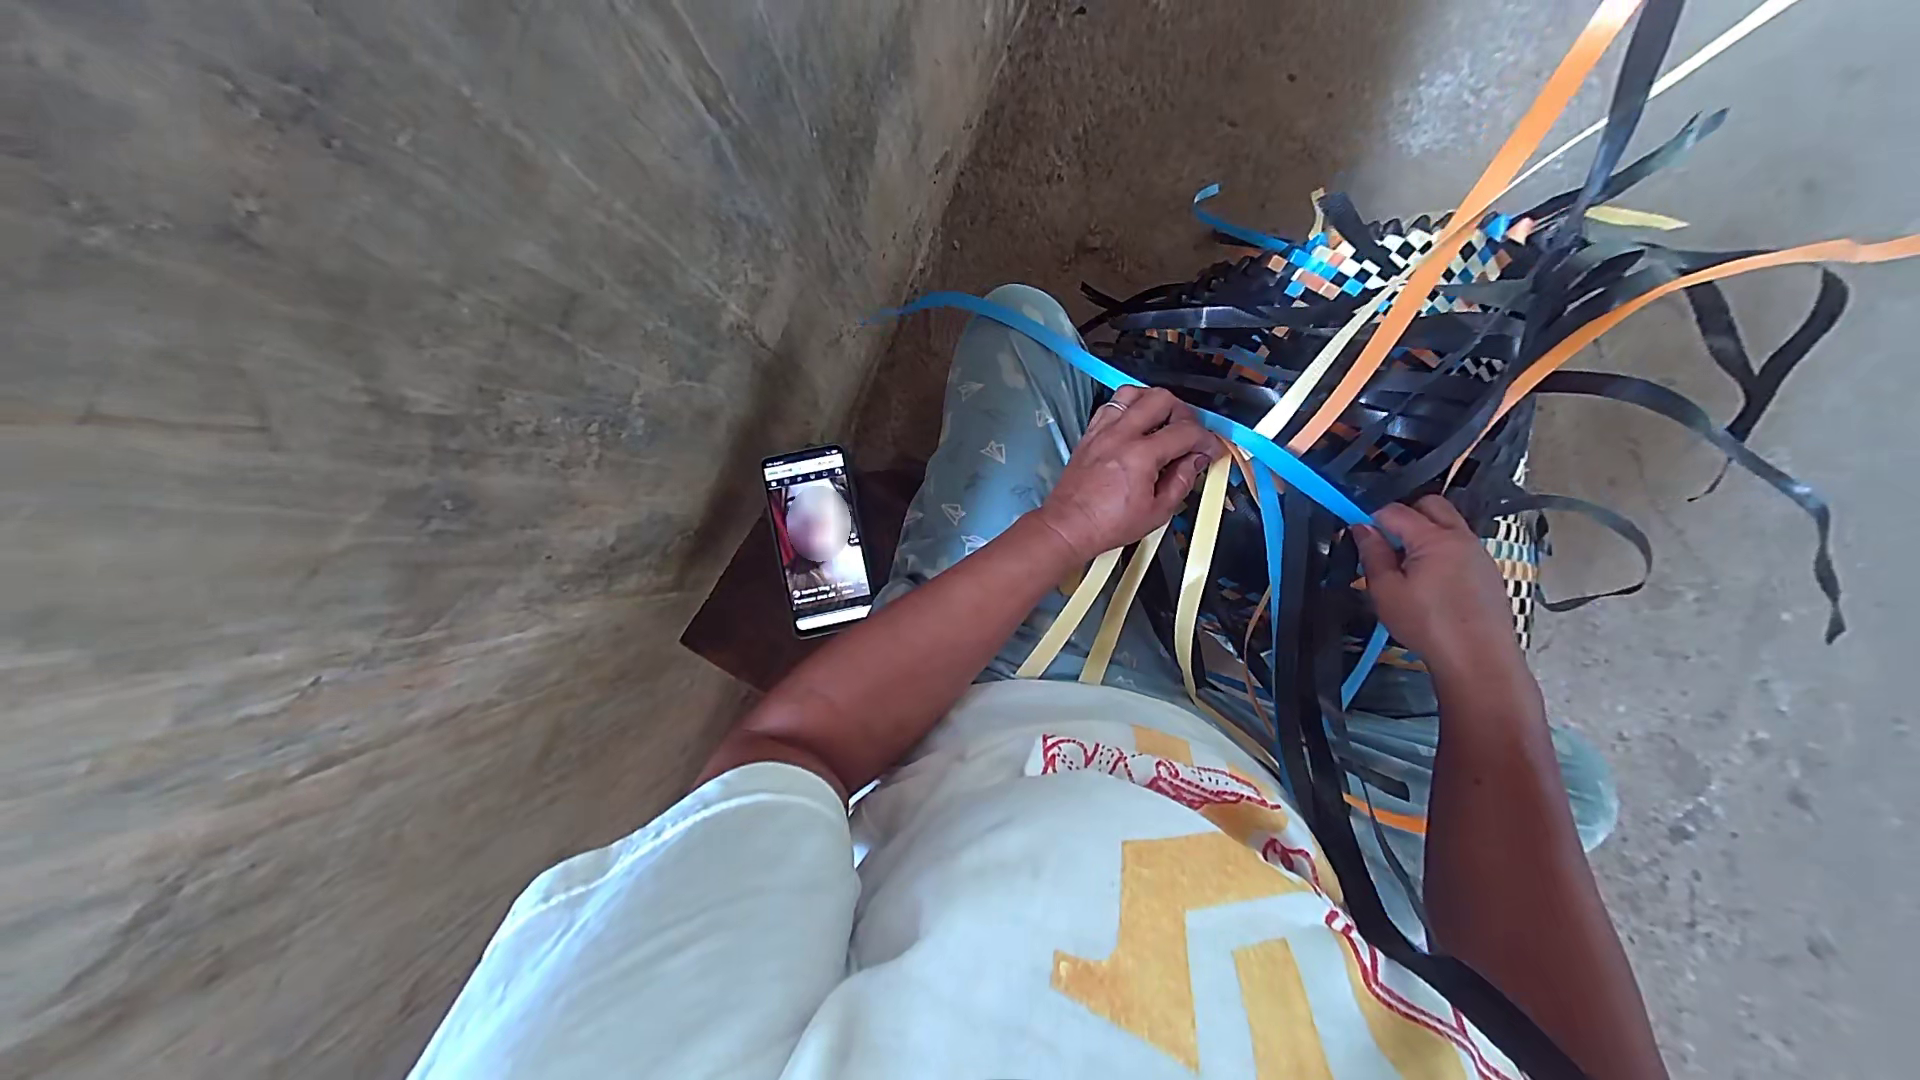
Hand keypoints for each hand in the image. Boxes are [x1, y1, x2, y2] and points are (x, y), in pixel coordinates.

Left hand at [1034, 386, 1222, 560]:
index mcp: (1141, 455)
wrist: (1069, 526)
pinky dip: (1128, 408)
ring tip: (1162, 423)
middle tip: (1188, 434)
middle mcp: (1120, 436)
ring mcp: (1102, 432)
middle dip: (1184, 413)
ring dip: (1153, 403)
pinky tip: (1135, 425)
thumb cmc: (1105, 524)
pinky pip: (1111, 406)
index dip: (1206, 440)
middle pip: (1162, 399)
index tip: (1209, 450)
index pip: (1186, 431)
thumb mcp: (1158, 511)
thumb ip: (1182, 480)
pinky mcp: (1090, 434)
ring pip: (1133, 393)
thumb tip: (1195, 461)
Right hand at [1352, 495, 1527, 684]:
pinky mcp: (1486, 570)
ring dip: (1422, 531)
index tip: (1356, 531)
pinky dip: (1439, 549)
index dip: (1370, 516)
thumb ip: (1372, 553)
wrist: (1478, 659)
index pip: (1395, 510)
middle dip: (1402, 513)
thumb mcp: (1385, 590)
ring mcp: (1478, 553)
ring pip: (1447, 523)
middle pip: (1430, 504)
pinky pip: (1459, 544)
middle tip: (1382, 539)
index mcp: (1435, 539)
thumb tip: (1361, 528)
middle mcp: (1461, 538)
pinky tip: (1427, 579)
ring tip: (1403, 563)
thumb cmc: (1429, 626)